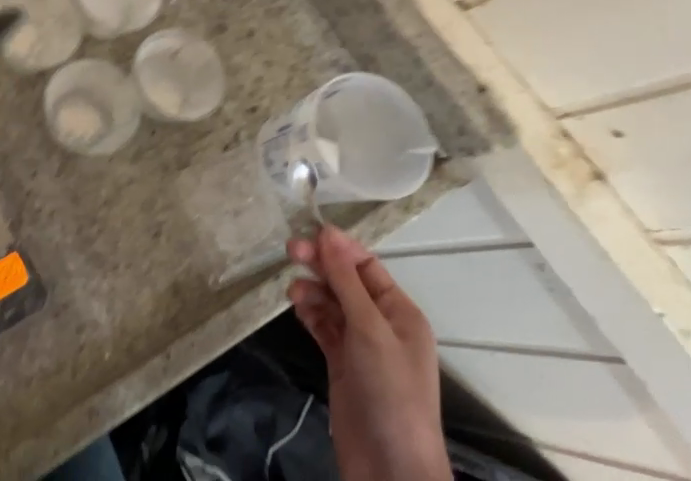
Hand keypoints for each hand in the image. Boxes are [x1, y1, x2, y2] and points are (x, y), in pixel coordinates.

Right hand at [288, 226, 451, 480]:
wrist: (389, 464)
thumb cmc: (390, 390)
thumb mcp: (370, 330)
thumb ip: (346, 282)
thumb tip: (328, 234)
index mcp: (400, 312)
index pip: (367, 267)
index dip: (339, 248)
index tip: (308, 232)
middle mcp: (382, 324)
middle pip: (346, 283)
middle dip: (320, 266)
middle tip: (289, 251)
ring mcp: (361, 346)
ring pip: (332, 305)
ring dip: (313, 292)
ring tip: (293, 293)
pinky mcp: (341, 364)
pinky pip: (323, 328)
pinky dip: (310, 315)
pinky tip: (298, 309)